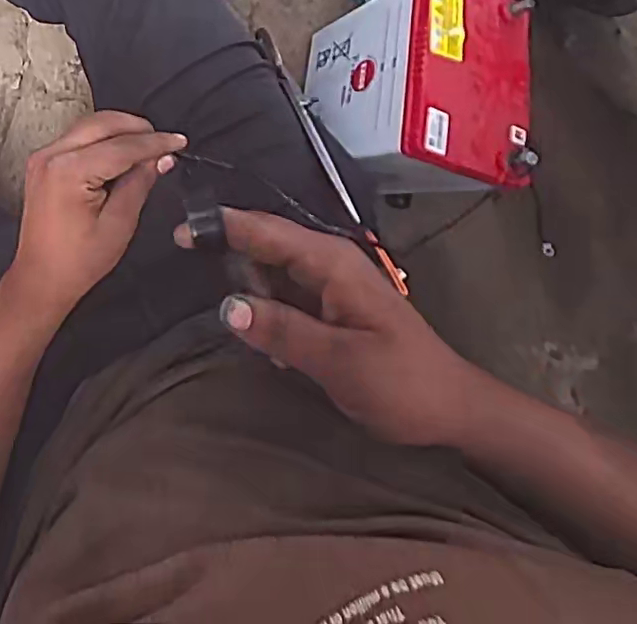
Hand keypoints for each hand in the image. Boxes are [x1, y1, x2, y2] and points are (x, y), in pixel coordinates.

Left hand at [10, 111, 185, 314]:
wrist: (41, 278)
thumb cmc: (76, 261)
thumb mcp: (119, 223)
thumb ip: (140, 182)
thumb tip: (160, 158)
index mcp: (69, 171)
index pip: (122, 146)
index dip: (155, 142)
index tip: (177, 142)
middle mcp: (52, 157)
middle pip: (103, 123)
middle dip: (138, 127)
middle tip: (164, 140)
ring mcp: (43, 158)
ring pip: (90, 125)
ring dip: (120, 129)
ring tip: (148, 145)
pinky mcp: (43, 163)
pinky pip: (78, 137)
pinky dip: (103, 138)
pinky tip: (122, 151)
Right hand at [177, 208, 486, 446]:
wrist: (454, 410)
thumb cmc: (404, 384)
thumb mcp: (340, 362)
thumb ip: (282, 329)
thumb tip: (228, 305)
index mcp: (331, 262)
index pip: (266, 230)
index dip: (223, 226)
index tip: (182, 232)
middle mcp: (328, 261)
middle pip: (264, 243)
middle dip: (236, 264)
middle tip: (226, 305)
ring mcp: (329, 280)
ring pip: (271, 269)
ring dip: (254, 294)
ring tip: (260, 334)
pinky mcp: (328, 302)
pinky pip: (283, 291)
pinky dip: (268, 308)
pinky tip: (273, 341)